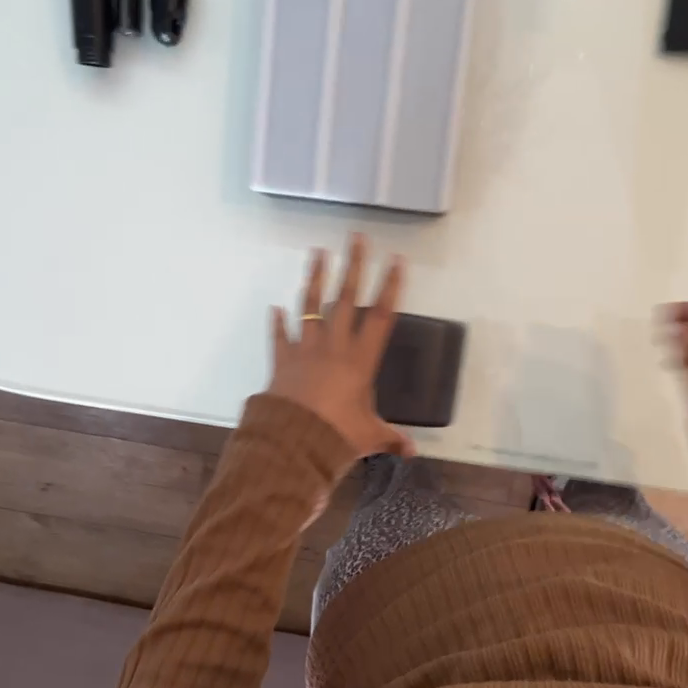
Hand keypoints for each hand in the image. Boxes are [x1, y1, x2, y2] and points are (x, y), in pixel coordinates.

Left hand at [269, 235, 414, 457]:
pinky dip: (277, 324)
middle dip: (354, 266)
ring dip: (315, 278)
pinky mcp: (282, 361)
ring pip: (311, 307)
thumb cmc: (336, 435)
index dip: (390, 288)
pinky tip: (275, 309)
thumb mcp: (368, 437)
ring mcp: (306, 351)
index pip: (380, 317)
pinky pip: (280, 338)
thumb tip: (411, 451)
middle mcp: (334, 347)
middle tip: (357, 237)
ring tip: (318, 252)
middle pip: (346, 299)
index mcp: (360, 361)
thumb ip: (389, 439)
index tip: (397, 260)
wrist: (294, 440)